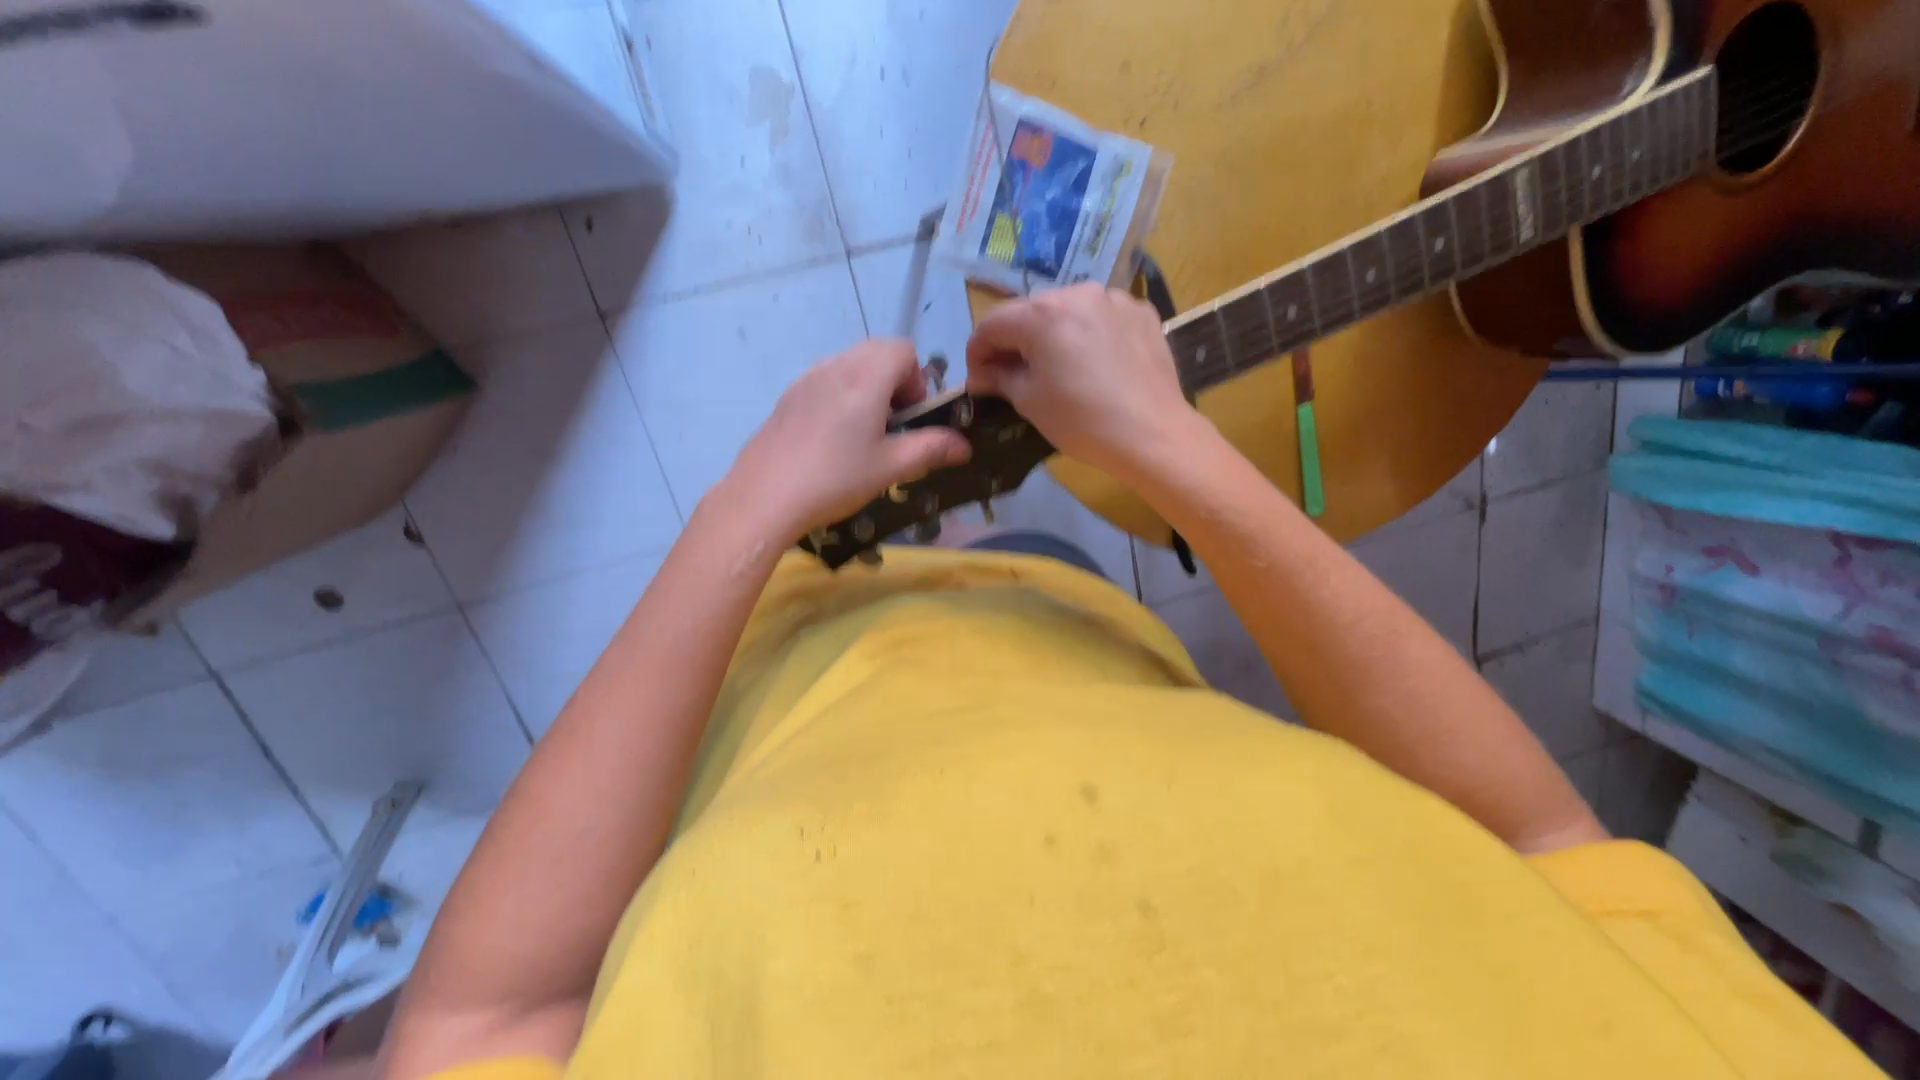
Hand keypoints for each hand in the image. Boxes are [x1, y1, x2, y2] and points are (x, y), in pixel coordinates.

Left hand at [718, 339, 970, 541]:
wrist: (765, 496)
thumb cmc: (835, 479)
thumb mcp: (890, 467)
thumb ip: (930, 449)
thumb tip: (963, 445)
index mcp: (865, 377)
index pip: (904, 350)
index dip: (917, 380)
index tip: (911, 418)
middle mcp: (836, 366)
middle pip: (877, 351)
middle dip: (894, 381)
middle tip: (892, 425)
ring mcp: (807, 378)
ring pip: (850, 364)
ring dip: (867, 387)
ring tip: (863, 434)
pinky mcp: (788, 396)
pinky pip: (825, 380)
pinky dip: (840, 396)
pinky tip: (832, 440)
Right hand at [965, 284, 1202, 478]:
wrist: (1153, 434)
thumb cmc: (1082, 421)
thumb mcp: (1030, 402)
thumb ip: (1000, 379)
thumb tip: (982, 375)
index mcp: (1041, 314)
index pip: (992, 323)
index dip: (977, 352)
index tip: (979, 380)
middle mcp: (1076, 293)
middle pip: (1030, 312)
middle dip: (1016, 341)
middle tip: (1014, 376)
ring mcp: (1114, 299)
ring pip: (1068, 310)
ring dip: (1054, 334)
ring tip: (1058, 367)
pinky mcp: (1141, 313)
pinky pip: (1102, 317)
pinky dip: (1090, 334)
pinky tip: (1095, 364)